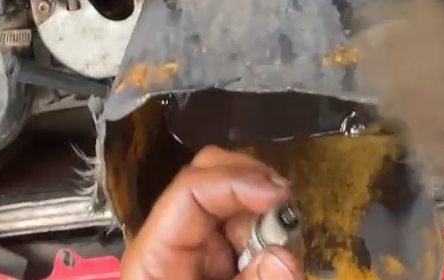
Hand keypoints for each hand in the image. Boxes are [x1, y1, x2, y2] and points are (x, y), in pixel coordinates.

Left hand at [122, 147, 304, 279]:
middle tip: (288, 209)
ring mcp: (197, 250)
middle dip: (253, 184)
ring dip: (267, 214)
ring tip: (286, 244)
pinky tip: (279, 257)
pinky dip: (270, 240)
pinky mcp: (219, 264)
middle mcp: (175, 238)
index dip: (235, 181)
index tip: (278, 193)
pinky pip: (248, 235)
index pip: (190, 189)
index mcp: (155, 251)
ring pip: (236, 204)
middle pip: (211, 178)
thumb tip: (287, 256)